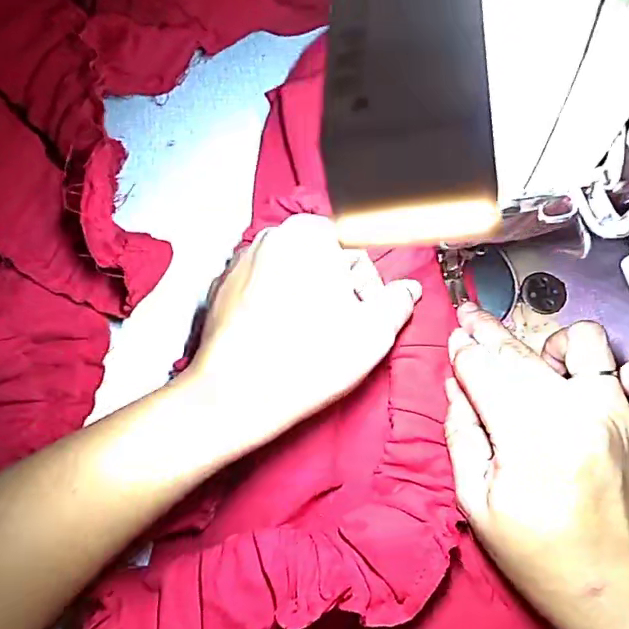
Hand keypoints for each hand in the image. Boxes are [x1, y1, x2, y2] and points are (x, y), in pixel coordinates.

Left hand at [181, 214, 421, 446]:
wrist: (236, 394)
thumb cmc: (304, 361)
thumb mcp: (374, 332)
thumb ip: (398, 302)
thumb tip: (406, 292)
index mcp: (309, 234)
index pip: (357, 251)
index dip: (368, 287)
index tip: (365, 315)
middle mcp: (270, 238)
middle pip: (321, 260)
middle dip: (335, 291)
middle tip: (340, 331)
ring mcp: (241, 262)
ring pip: (290, 276)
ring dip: (305, 301)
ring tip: (308, 341)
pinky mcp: (222, 290)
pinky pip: (262, 292)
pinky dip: (274, 310)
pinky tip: (281, 342)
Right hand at [444, 306, 628, 628]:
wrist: (618, 598)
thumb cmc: (539, 558)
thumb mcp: (477, 506)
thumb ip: (463, 438)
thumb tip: (457, 389)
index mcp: (528, 436)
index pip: (485, 370)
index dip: (463, 351)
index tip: (453, 340)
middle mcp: (578, 414)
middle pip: (522, 353)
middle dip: (488, 332)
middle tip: (471, 319)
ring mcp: (623, 419)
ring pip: (588, 343)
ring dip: (556, 345)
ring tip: (541, 363)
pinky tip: (609, 384)